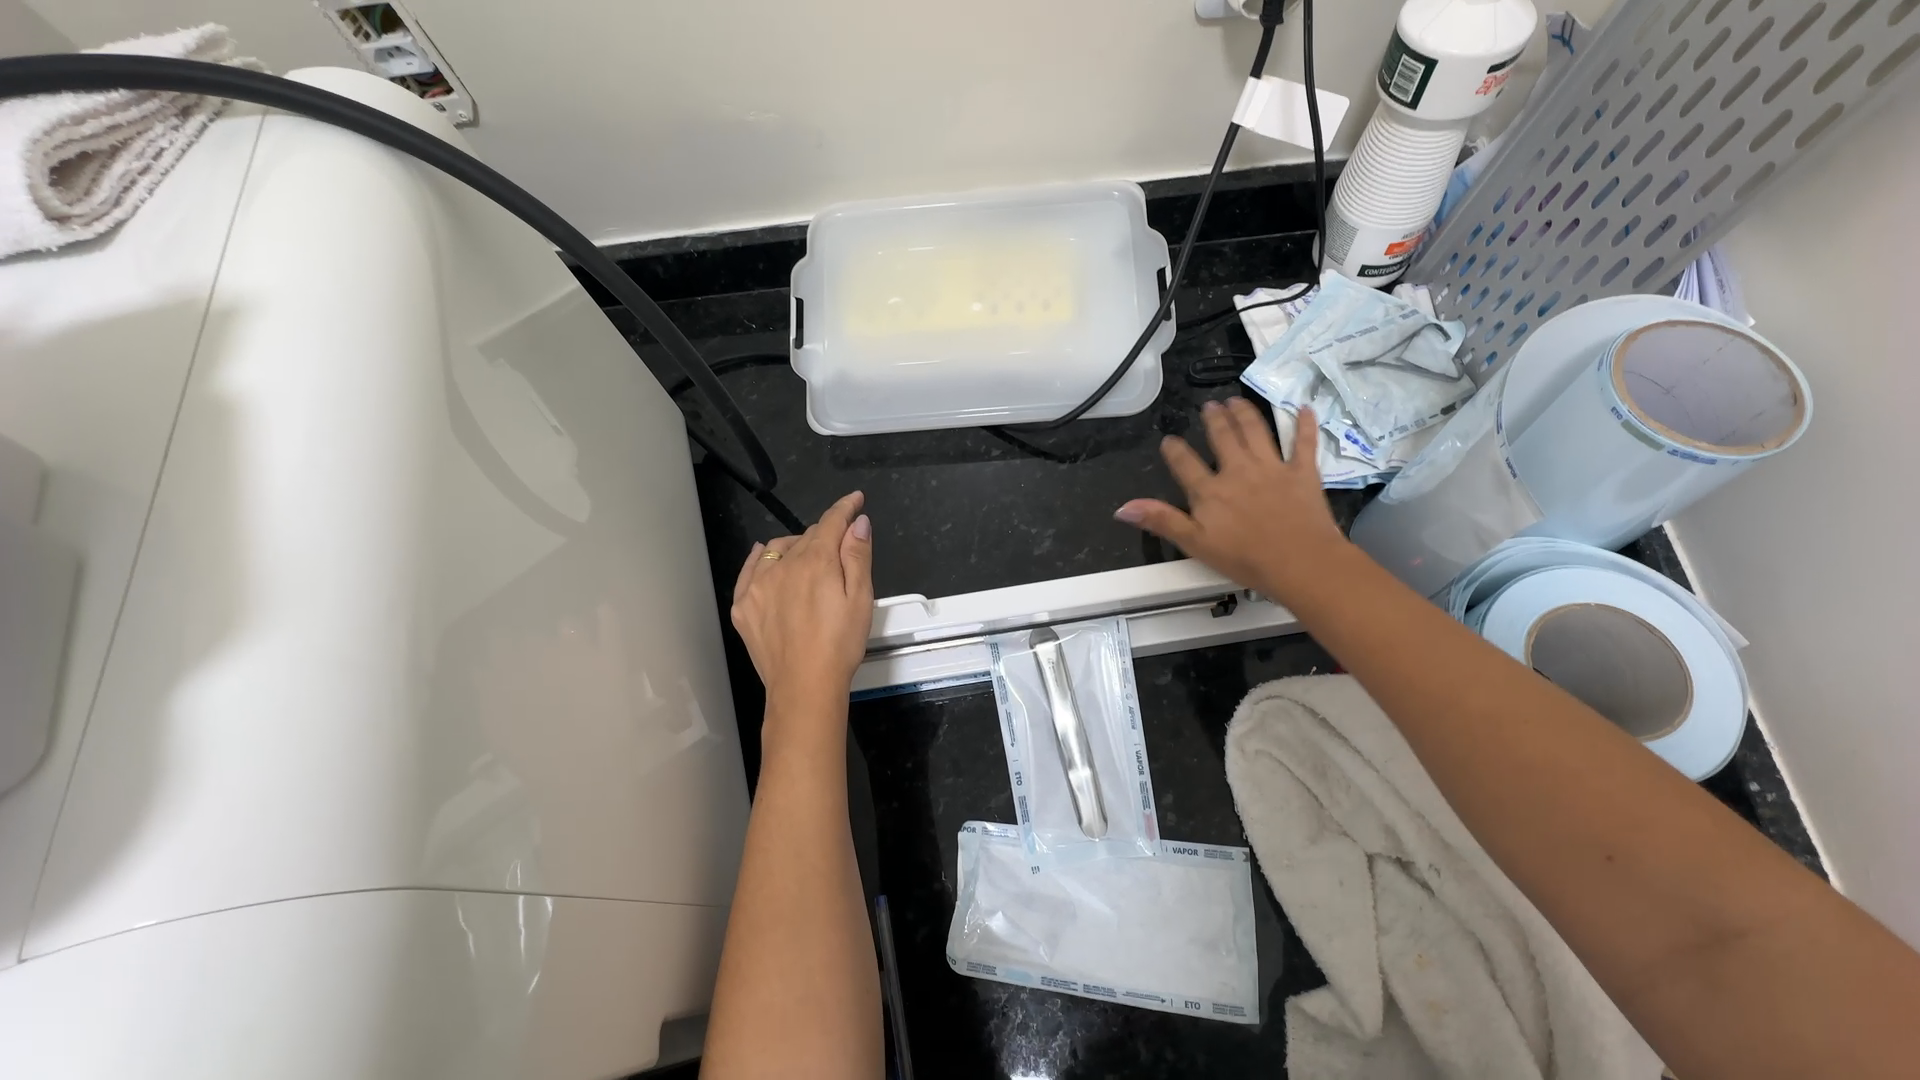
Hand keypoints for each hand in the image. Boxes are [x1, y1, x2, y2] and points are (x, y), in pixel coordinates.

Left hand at [730, 491, 874, 704]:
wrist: (804, 686)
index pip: (831, 522)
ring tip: (808, 556)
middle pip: (806, 536)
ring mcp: (758, 586)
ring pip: (777, 549)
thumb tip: (857, 521)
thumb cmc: (840, 644)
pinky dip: (760, 557)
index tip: (855, 500)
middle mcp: (783, 565)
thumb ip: (857, 555)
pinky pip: (749, 570)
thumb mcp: (861, 598)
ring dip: (794, 545)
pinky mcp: (744, 606)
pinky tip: (764, 553)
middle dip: (824, 534)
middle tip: (840, 546)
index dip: (845, 508)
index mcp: (816, 561)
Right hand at [1114, 399, 1347, 601]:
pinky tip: (1305, 408)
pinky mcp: (1302, 472)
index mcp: (1210, 491)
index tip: (1168, 440)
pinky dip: (1304, 424)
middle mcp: (1238, 470)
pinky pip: (1303, 443)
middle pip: (1223, 438)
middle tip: (1210, 405)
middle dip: (1215, 420)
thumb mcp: (1195, 544)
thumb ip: (1161, 520)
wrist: (1299, 562)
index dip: (1174, 450)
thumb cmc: (1245, 559)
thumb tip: (1122, 508)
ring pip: (1256, 431)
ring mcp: (1272, 468)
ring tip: (1237, 401)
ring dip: (1245, 413)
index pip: (1185, 464)